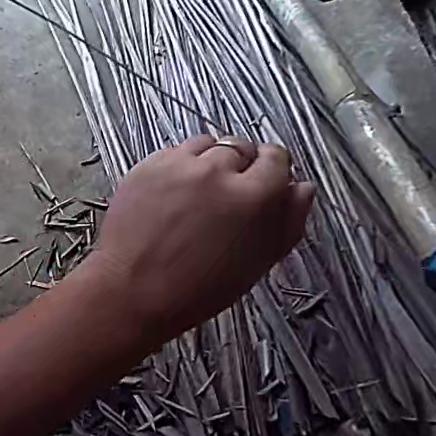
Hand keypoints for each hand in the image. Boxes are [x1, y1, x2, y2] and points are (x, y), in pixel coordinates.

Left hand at [74, 135, 314, 341]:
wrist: (132, 290)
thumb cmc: (200, 288)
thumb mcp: (258, 262)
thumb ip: (287, 220)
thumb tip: (302, 188)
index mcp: (254, 195)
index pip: (276, 158)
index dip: (272, 171)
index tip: (263, 185)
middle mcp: (218, 169)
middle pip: (242, 147)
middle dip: (241, 167)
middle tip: (227, 197)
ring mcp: (179, 163)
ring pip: (207, 145)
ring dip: (210, 161)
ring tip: (199, 194)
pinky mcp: (148, 163)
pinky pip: (175, 152)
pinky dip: (180, 166)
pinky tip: (174, 194)